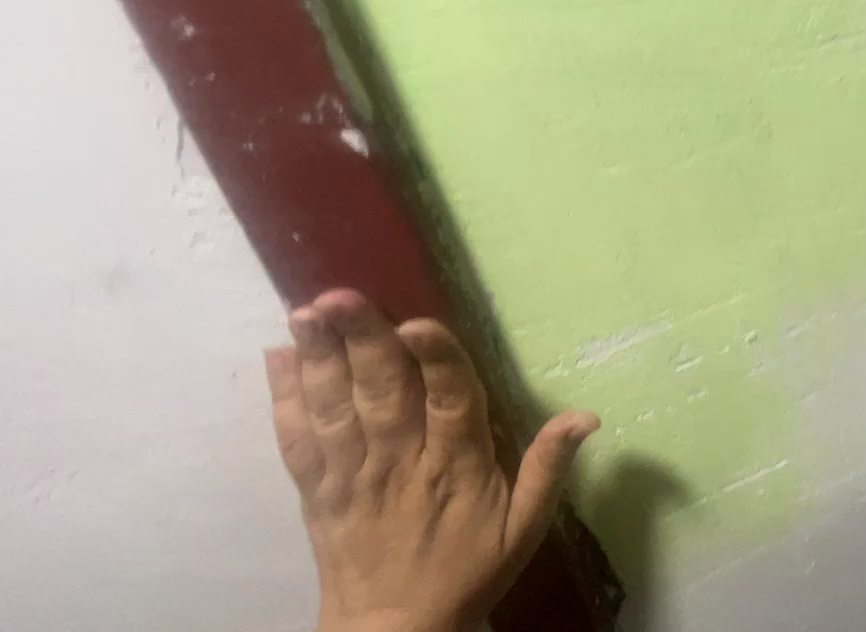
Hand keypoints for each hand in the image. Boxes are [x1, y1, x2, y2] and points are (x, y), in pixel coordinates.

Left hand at [266, 289, 599, 631]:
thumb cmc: (470, 570)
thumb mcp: (526, 527)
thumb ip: (550, 467)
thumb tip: (586, 415)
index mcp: (455, 467)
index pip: (448, 403)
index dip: (436, 361)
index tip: (419, 322)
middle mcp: (399, 464)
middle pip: (380, 395)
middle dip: (361, 342)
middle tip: (341, 295)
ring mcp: (351, 477)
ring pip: (333, 409)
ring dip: (318, 358)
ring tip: (305, 311)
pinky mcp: (316, 493)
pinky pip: (296, 442)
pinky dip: (283, 399)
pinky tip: (278, 357)